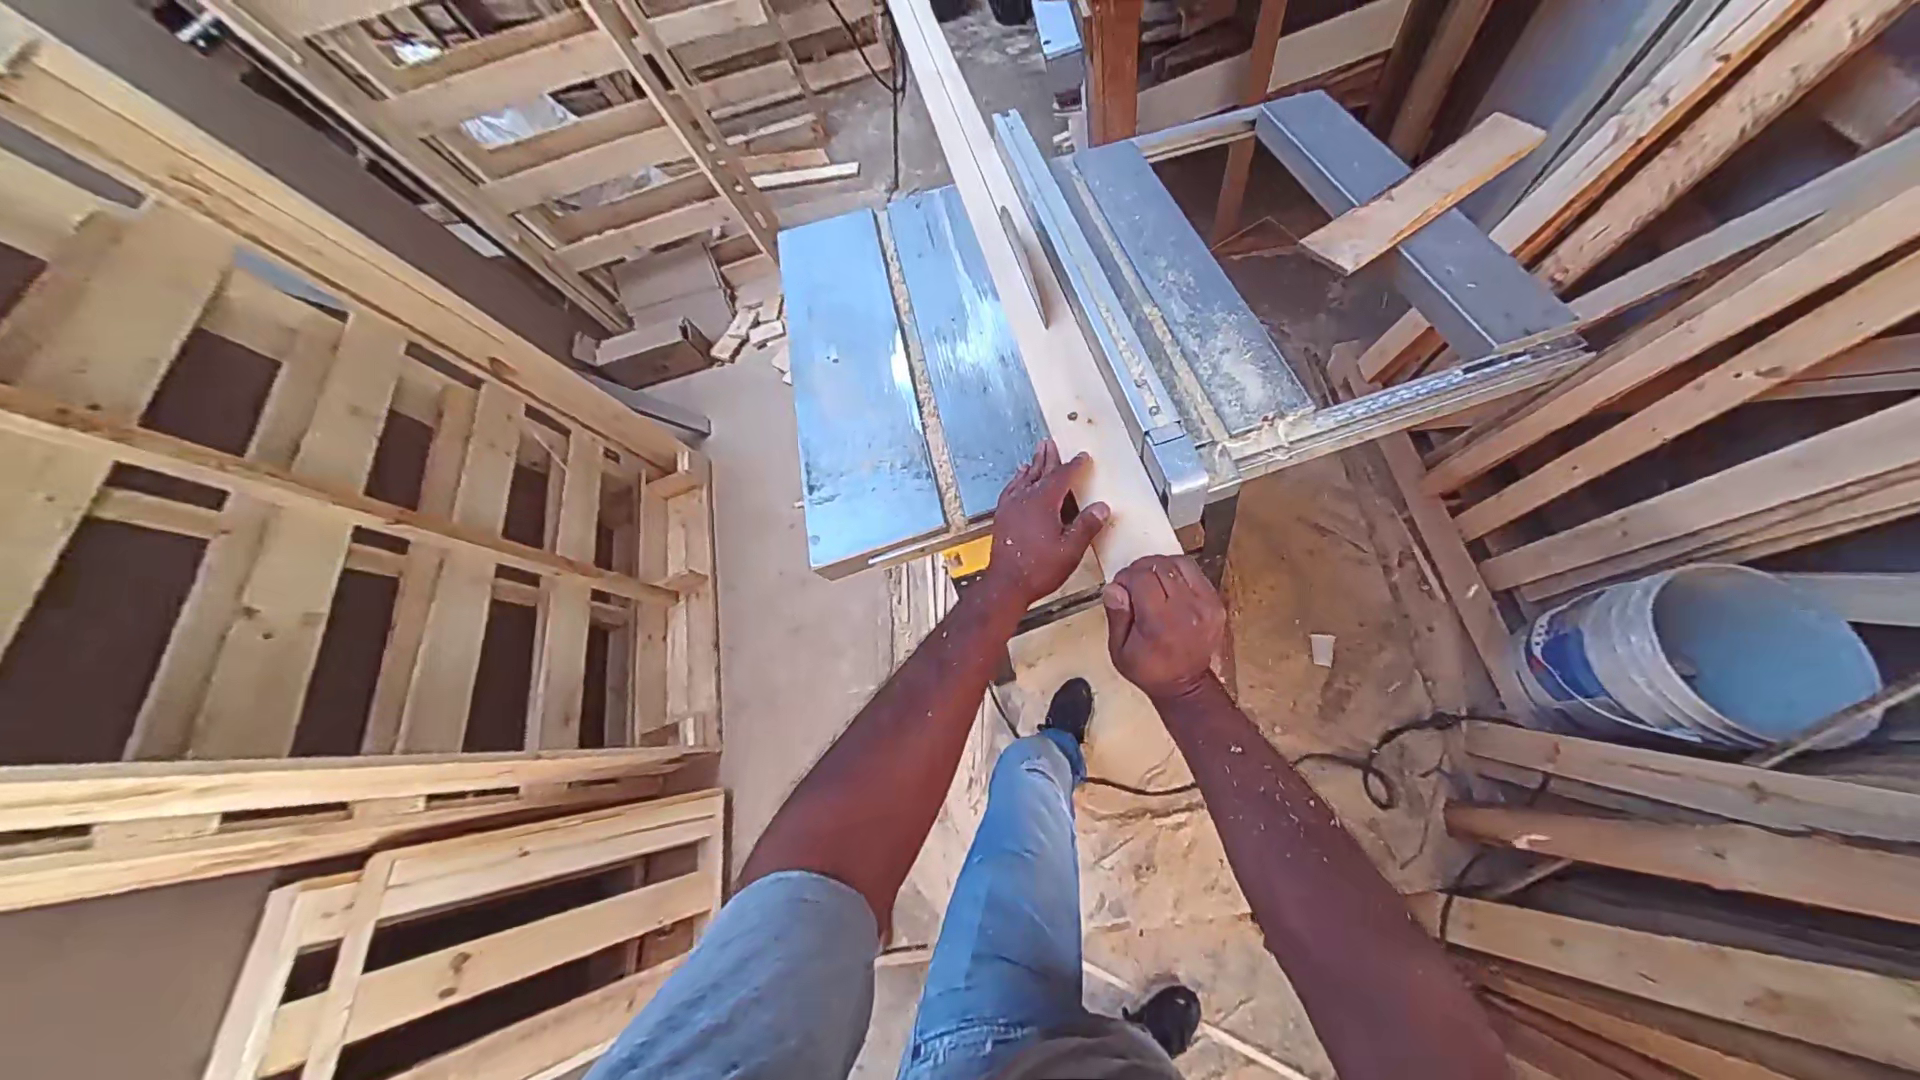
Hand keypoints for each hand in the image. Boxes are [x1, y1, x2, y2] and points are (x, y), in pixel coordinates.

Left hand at [982, 440, 1109, 607]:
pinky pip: (1010, 491)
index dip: (1074, 465)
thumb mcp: (1071, 549)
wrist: (1006, 585)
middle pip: (1039, 471)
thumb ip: (1086, 526)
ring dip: (1032, 466)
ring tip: (1035, 457)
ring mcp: (1010, 508)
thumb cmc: (1036, 570)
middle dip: (1048, 457)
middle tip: (1050, 444)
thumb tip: (1101, 508)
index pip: (1062, 476)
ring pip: (1023, 479)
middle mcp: (1024, 500)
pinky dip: (1016, 482)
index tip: (1083, 457)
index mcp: (1043, 502)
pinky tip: (1017, 484)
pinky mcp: (1001, 518)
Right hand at [1104, 555, 1225, 702]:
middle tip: (1132, 586)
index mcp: (1161, 623)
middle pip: (1160, 566)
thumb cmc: (1149, 669)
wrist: (1185, 684)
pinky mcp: (1215, 603)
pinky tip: (1167, 587)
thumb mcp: (1119, 650)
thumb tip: (1114, 588)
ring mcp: (1206, 605)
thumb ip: (1116, 616)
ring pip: (1179, 563)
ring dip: (1160, 567)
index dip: (1126, 577)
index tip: (1120, 588)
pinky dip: (1177, 573)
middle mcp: (1187, 610)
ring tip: (1150, 584)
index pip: (1142, 577)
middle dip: (1140, 570)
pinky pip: (1194, 572)